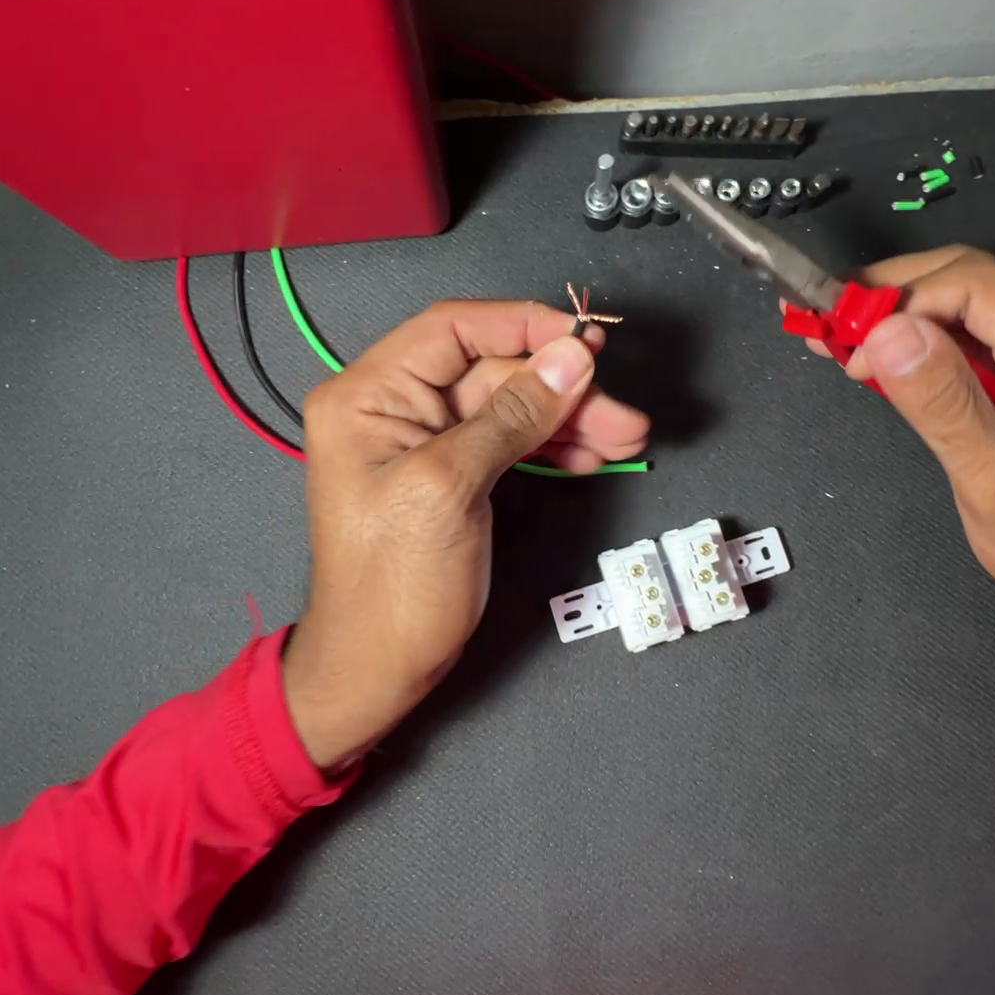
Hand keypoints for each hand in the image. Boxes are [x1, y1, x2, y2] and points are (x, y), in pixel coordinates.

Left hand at [283, 301, 649, 769]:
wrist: (378, 668)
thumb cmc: (395, 585)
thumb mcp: (451, 488)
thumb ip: (512, 416)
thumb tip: (572, 357)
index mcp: (369, 394)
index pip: (453, 329)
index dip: (523, 325)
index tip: (586, 341)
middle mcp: (395, 407)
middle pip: (493, 372)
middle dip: (562, 389)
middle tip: (623, 414)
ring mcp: (427, 442)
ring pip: (511, 407)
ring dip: (571, 419)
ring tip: (626, 438)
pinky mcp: (454, 473)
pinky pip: (510, 441)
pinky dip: (553, 445)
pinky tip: (590, 455)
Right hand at [810, 247, 994, 637]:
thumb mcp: (992, 483)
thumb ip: (942, 404)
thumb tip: (887, 334)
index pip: (977, 285)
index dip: (899, 300)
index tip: (845, 339)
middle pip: (971, 276)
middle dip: (890, 296)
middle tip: (825, 327)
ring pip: (969, 291)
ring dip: (899, 311)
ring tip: (843, 340)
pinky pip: (978, 318)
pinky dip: (922, 330)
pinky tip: (881, 350)